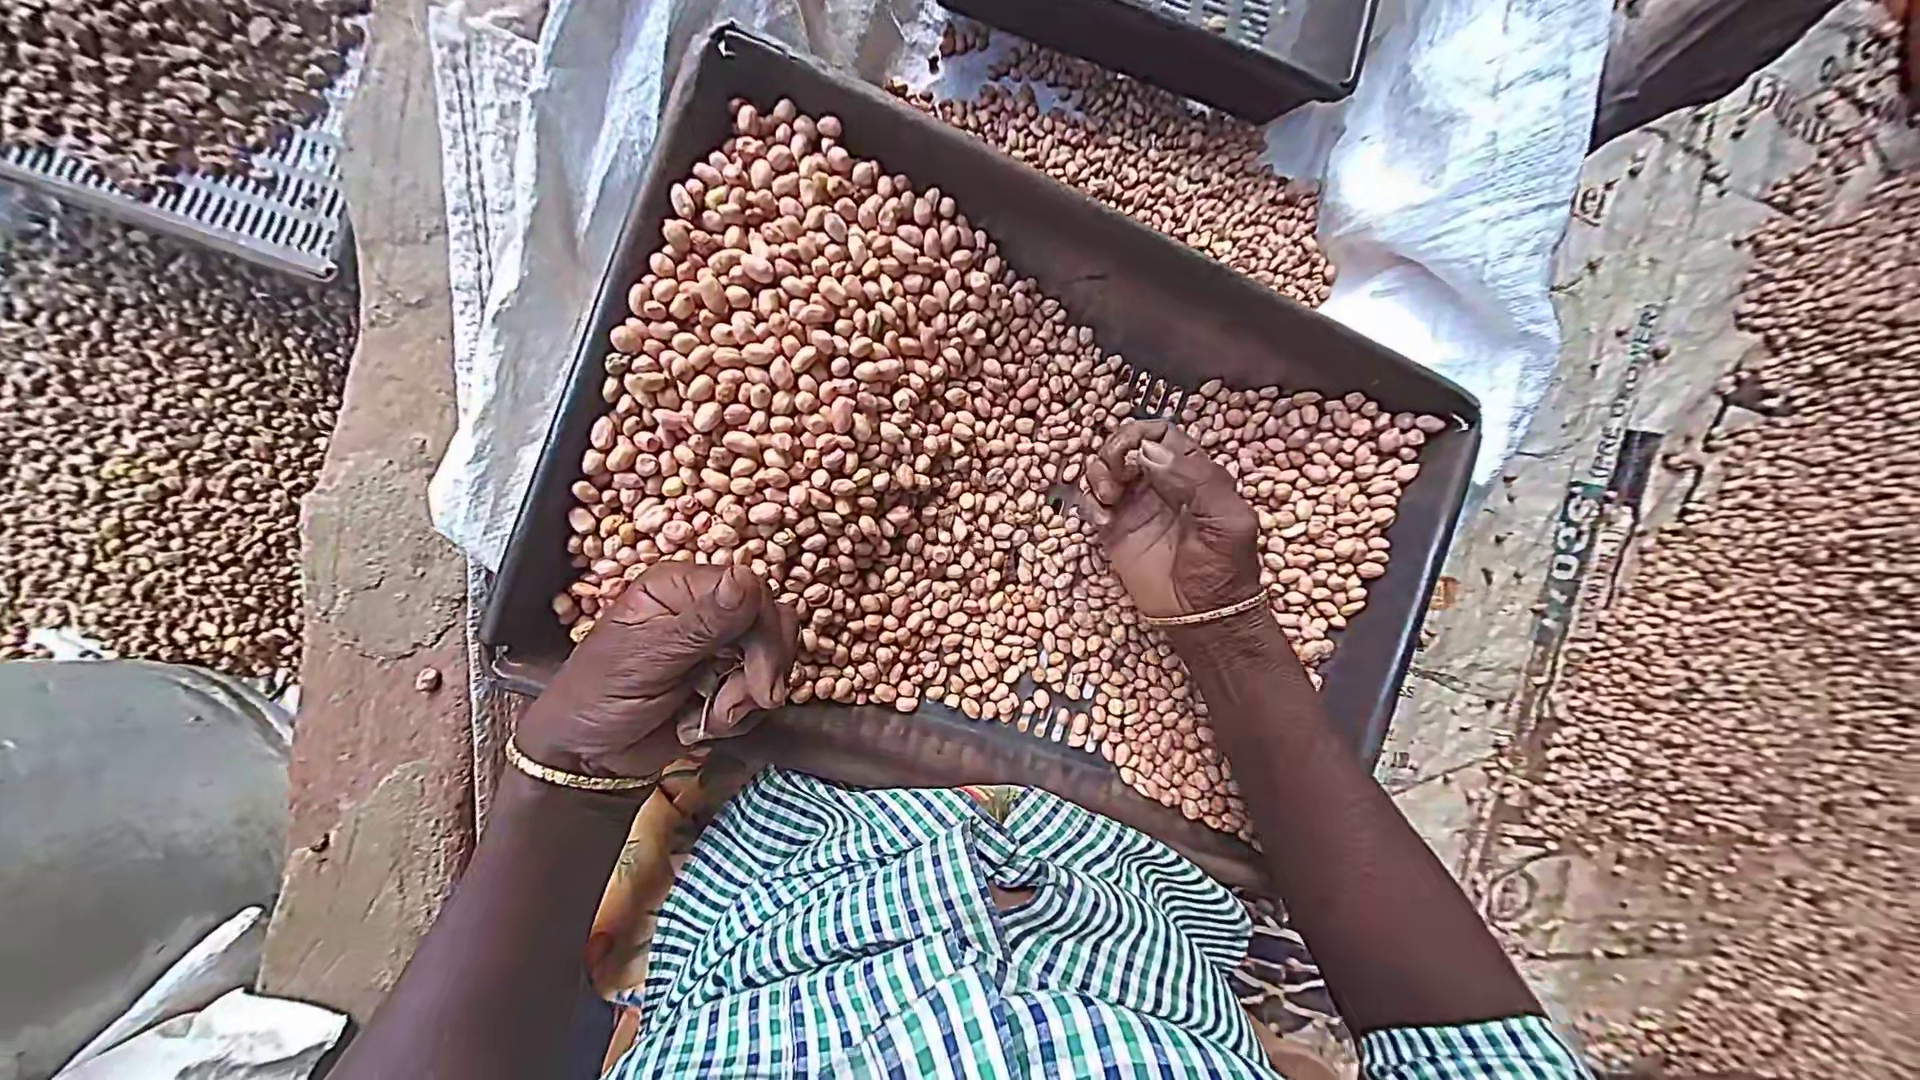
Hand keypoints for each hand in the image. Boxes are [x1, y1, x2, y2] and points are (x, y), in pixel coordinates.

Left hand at [517, 563, 797, 780]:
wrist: (587, 758)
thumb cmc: (596, 699)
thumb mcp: (644, 659)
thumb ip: (700, 623)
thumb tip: (746, 580)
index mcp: (681, 587)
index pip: (751, 591)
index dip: (763, 634)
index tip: (759, 680)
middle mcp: (708, 608)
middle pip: (773, 622)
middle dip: (761, 670)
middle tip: (731, 708)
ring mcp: (722, 643)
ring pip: (775, 656)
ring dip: (749, 696)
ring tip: (711, 718)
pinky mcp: (730, 677)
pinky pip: (764, 688)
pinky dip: (743, 714)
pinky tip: (706, 723)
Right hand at [1079, 420, 1261, 618]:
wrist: (1202, 616)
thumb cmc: (1224, 569)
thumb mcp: (1227, 519)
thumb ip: (1196, 479)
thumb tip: (1148, 451)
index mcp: (1191, 473)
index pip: (1160, 434)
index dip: (1141, 435)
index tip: (1134, 455)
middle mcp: (1159, 483)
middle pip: (1125, 445)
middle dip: (1113, 452)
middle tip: (1116, 477)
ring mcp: (1133, 505)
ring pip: (1103, 468)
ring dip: (1098, 475)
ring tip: (1109, 499)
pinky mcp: (1112, 528)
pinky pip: (1090, 502)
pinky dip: (1089, 504)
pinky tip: (1103, 521)